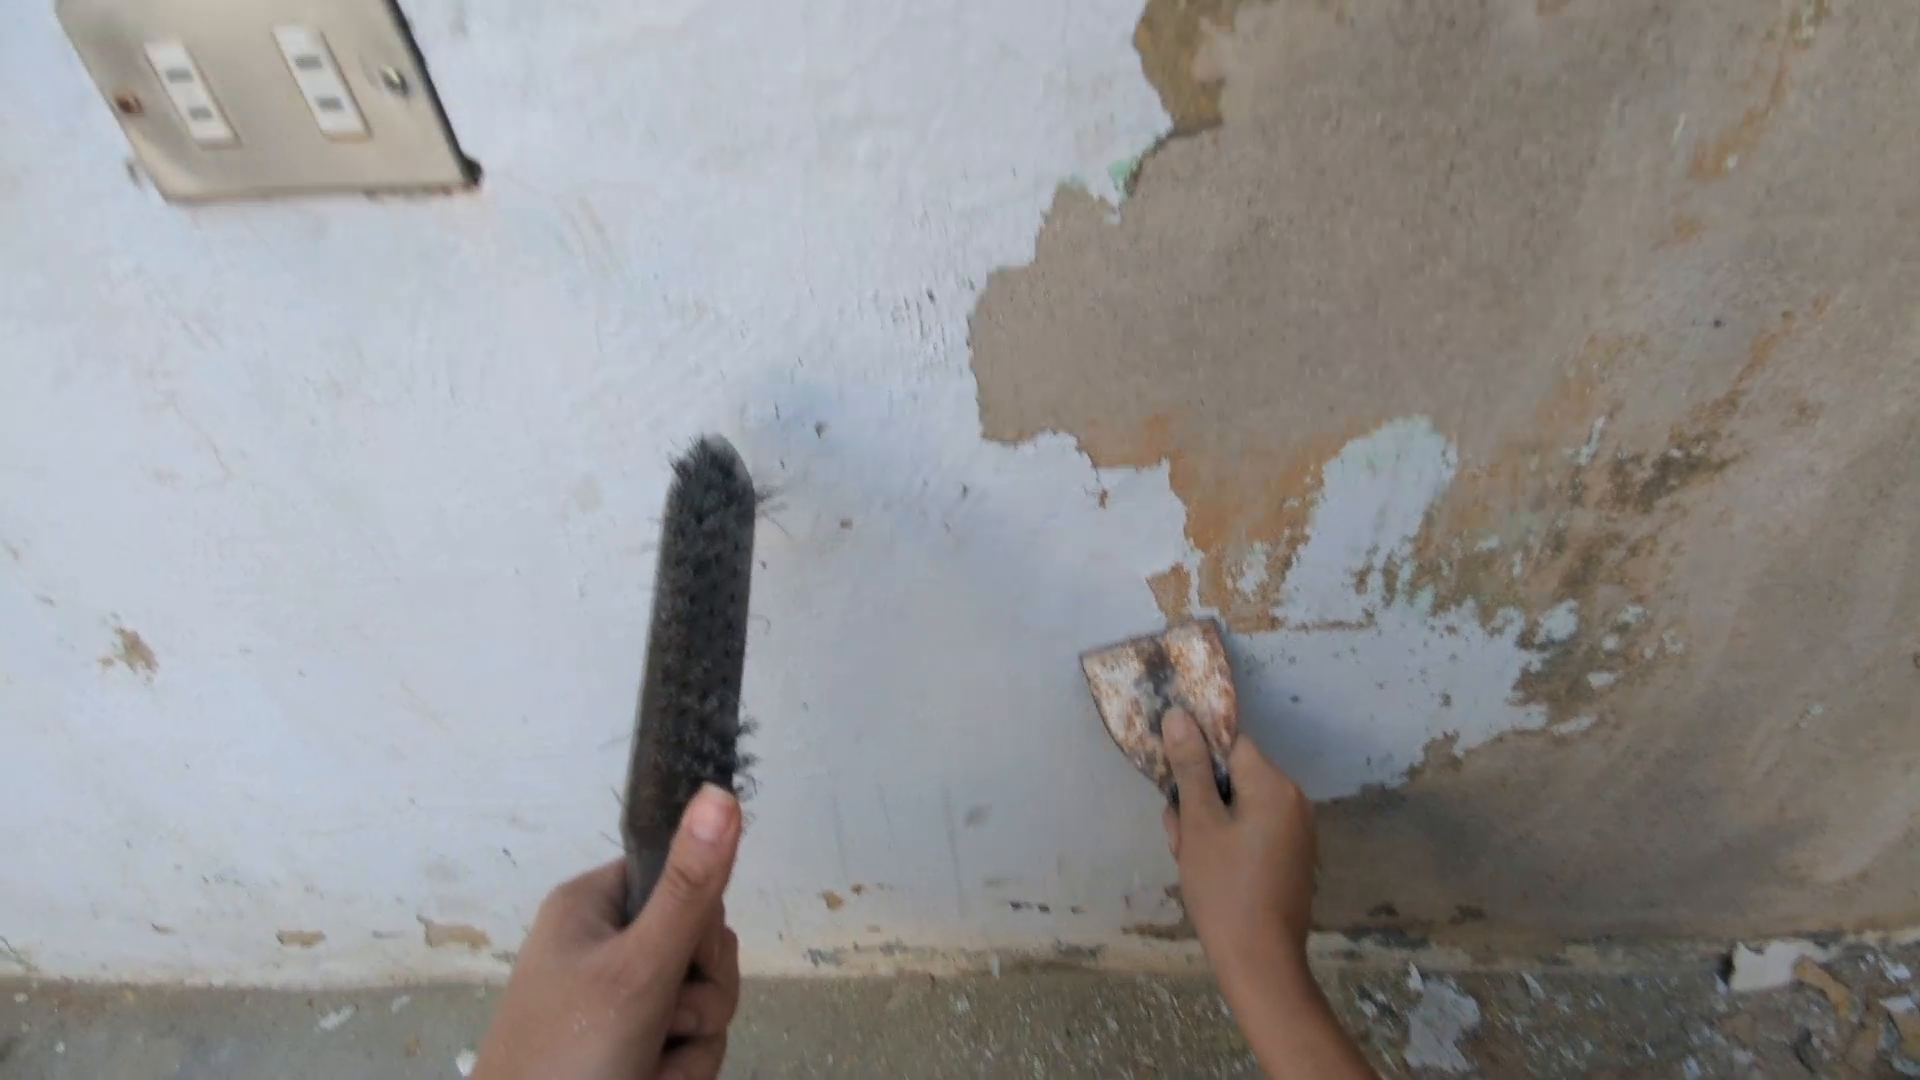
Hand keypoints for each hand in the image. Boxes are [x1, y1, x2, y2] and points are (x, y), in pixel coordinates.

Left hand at [474, 784, 742, 1079]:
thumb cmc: (571, 1058)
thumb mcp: (639, 966)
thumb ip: (690, 886)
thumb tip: (721, 789)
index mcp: (592, 906)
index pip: (679, 872)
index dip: (698, 913)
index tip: (688, 950)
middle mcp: (606, 944)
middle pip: (702, 938)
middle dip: (700, 988)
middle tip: (667, 1018)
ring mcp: (618, 999)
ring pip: (706, 992)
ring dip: (694, 1034)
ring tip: (652, 1065)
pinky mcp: (634, 1046)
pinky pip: (695, 1037)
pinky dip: (683, 1067)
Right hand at [1162, 711, 1377, 1078]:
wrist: (1260, 963)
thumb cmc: (1224, 887)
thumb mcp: (1198, 822)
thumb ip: (1190, 766)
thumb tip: (1179, 715)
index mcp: (1274, 786)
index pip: (1230, 743)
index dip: (1197, 757)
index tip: (1174, 783)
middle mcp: (1294, 800)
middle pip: (1233, 774)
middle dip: (1198, 795)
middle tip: (1179, 831)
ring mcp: (1296, 830)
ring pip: (1237, 803)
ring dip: (1207, 820)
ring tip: (1189, 854)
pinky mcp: (1291, 854)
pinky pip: (1252, 826)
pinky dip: (1226, 837)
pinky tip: (1208, 866)